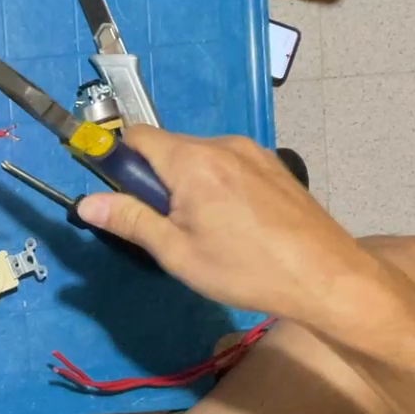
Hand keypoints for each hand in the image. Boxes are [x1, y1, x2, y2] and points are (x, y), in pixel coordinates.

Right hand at [76, 128, 383, 328]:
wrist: (327, 277)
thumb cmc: (245, 269)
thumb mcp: (177, 252)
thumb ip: (130, 221)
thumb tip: (86, 203)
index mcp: (193, 162)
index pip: (136, 136)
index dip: (117, 160)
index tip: (118, 196)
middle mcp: (222, 145)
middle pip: (167, 148)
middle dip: (152, 179)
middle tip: (162, 226)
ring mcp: (252, 152)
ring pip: (197, 157)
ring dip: (183, 184)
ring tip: (201, 230)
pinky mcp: (271, 165)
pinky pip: (225, 164)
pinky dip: (212, 185)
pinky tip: (230, 223)